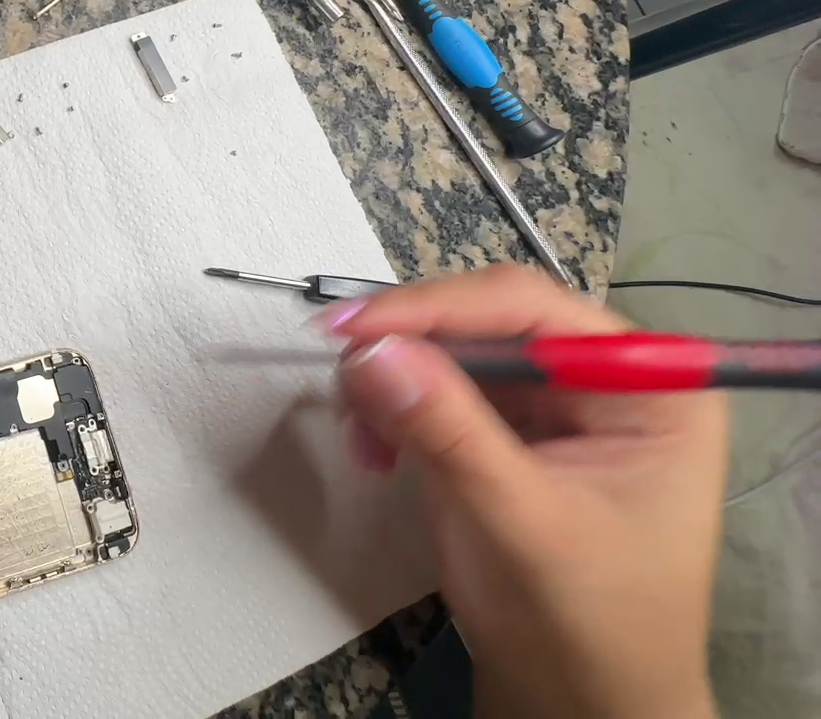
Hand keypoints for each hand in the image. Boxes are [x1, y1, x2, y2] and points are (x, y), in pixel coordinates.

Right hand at [319, 265, 726, 718]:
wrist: (567, 687)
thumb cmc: (581, 617)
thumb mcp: (516, 518)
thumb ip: (446, 429)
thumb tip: (368, 350)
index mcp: (641, 389)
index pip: (526, 308)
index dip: (434, 306)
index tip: (351, 328)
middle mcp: (587, 378)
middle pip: (471, 319)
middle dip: (401, 350)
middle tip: (346, 385)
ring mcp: (532, 399)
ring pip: (430, 346)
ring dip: (380, 382)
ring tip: (365, 440)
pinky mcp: (482, 421)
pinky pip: (412, 381)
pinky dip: (377, 406)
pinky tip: (374, 450)